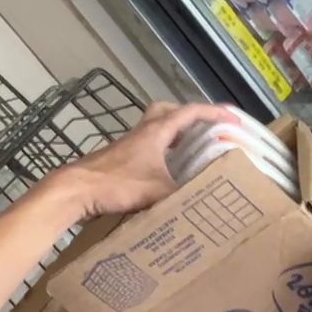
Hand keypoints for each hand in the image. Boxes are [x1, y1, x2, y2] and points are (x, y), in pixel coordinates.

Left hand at [42, 101, 236, 221]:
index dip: (215, 113)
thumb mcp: (158, 191)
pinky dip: (163, 150)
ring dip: (175, 133)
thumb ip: (185, 194)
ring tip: (192, 150)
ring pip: (157, 126)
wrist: (77, 189)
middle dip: (190, 115)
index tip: (235, 120)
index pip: (191, 112)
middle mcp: (144, 131)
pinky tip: (167, 170)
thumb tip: (210, 200)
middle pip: (169, 110)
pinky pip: (149, 144)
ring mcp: (130, 143)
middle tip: (207, 128)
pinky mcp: (121, 156)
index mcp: (157, 131)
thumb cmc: (117, 183)